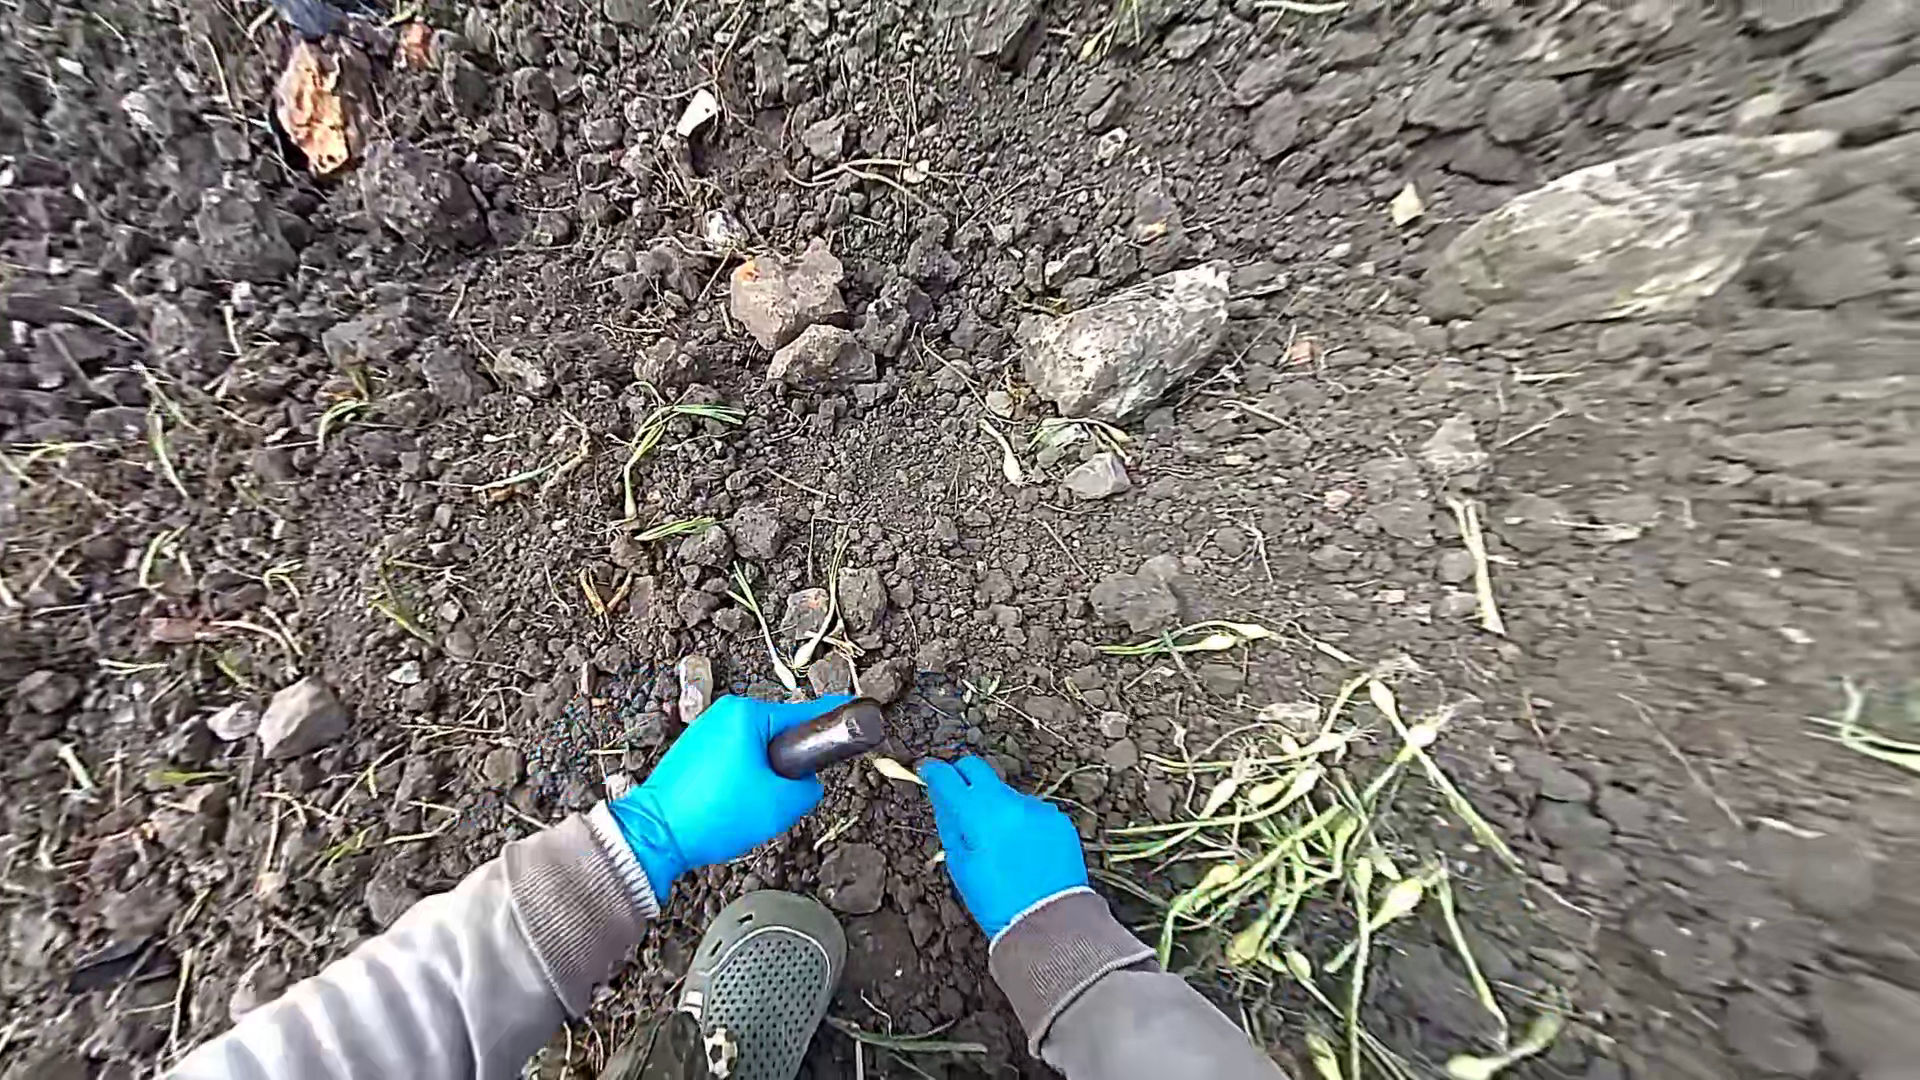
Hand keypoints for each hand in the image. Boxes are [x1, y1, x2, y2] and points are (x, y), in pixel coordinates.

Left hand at [609, 694, 849, 902]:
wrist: (652, 838)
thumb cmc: (710, 815)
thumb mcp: (779, 805)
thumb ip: (809, 788)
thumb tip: (810, 783)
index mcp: (747, 714)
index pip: (804, 713)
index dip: (832, 719)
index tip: (853, 710)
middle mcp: (726, 712)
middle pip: (780, 730)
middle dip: (789, 759)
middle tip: (787, 788)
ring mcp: (707, 728)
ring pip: (757, 744)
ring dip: (765, 768)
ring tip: (756, 799)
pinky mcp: (695, 747)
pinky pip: (735, 753)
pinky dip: (744, 772)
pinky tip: (738, 798)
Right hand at [919, 755, 1088, 938]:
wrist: (1050, 923)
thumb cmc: (997, 901)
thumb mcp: (961, 866)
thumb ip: (949, 823)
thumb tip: (940, 795)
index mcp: (980, 813)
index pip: (949, 777)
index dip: (934, 771)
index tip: (928, 770)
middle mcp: (1010, 802)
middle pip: (977, 768)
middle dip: (962, 776)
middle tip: (957, 794)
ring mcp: (1036, 808)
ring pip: (1005, 794)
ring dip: (995, 807)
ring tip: (997, 844)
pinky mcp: (1056, 819)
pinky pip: (1030, 811)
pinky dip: (1021, 822)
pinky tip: (1022, 851)